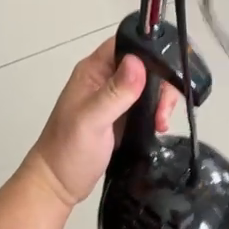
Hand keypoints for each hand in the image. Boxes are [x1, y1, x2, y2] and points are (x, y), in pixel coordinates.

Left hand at [21, 38, 181, 206]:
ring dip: (162, 99)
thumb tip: (139, 62)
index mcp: (94, 70)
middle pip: (144, 63)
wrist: (58, 185)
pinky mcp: (123, 116)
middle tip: (166, 107)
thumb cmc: (68, 151)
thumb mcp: (91, 120)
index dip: (149, 49)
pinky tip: (160, 127)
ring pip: (149, 84)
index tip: (170, 68)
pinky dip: (158, 112)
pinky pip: (148, 104)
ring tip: (162, 122)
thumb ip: (115, 92)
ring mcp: (115, 98)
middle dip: (161, 80)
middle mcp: (105, 78)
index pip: (125, 43)